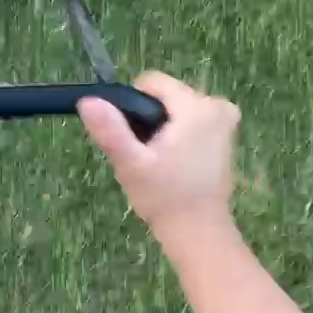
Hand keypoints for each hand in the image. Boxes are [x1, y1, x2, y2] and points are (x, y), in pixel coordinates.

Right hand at [77, 71, 239, 237]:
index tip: (132, 138)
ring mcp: (226, 120)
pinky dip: (177, 136)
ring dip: (162, 129)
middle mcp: (218, 105)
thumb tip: (87, 100)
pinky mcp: (226, 135)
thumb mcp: (130, 164)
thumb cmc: (163, 197)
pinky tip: (172, 163)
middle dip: (148, 120)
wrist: (197, 229)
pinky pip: (190, 121)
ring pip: (175, 109)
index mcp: (197, 107)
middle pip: (164, 96)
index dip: (132, 107)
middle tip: (144, 156)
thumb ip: (110, 130)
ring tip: (157, 161)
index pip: (151, 83)